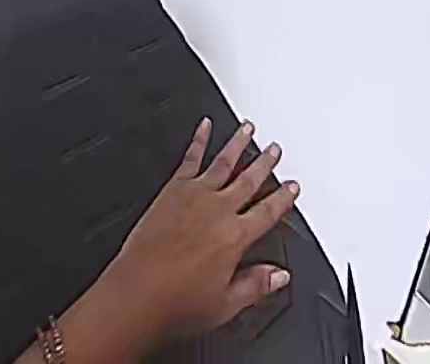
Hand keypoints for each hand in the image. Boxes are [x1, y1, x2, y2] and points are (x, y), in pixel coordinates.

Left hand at [95, 119, 300, 346]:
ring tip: (249, 127)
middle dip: (265, 163)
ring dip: (239, 142)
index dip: (283, 198)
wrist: (138, 293)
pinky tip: (204, 125)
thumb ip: (255, 286)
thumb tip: (279, 276)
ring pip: (224, 161)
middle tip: (275, 149)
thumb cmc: (176, 302)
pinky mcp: (174, 188)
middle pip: (249, 179)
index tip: (292, 186)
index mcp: (235, 237)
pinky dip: (199, 139)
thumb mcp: (225, 305)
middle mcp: (219, 209)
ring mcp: (196, 194)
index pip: (267, 212)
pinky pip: (191, 157)